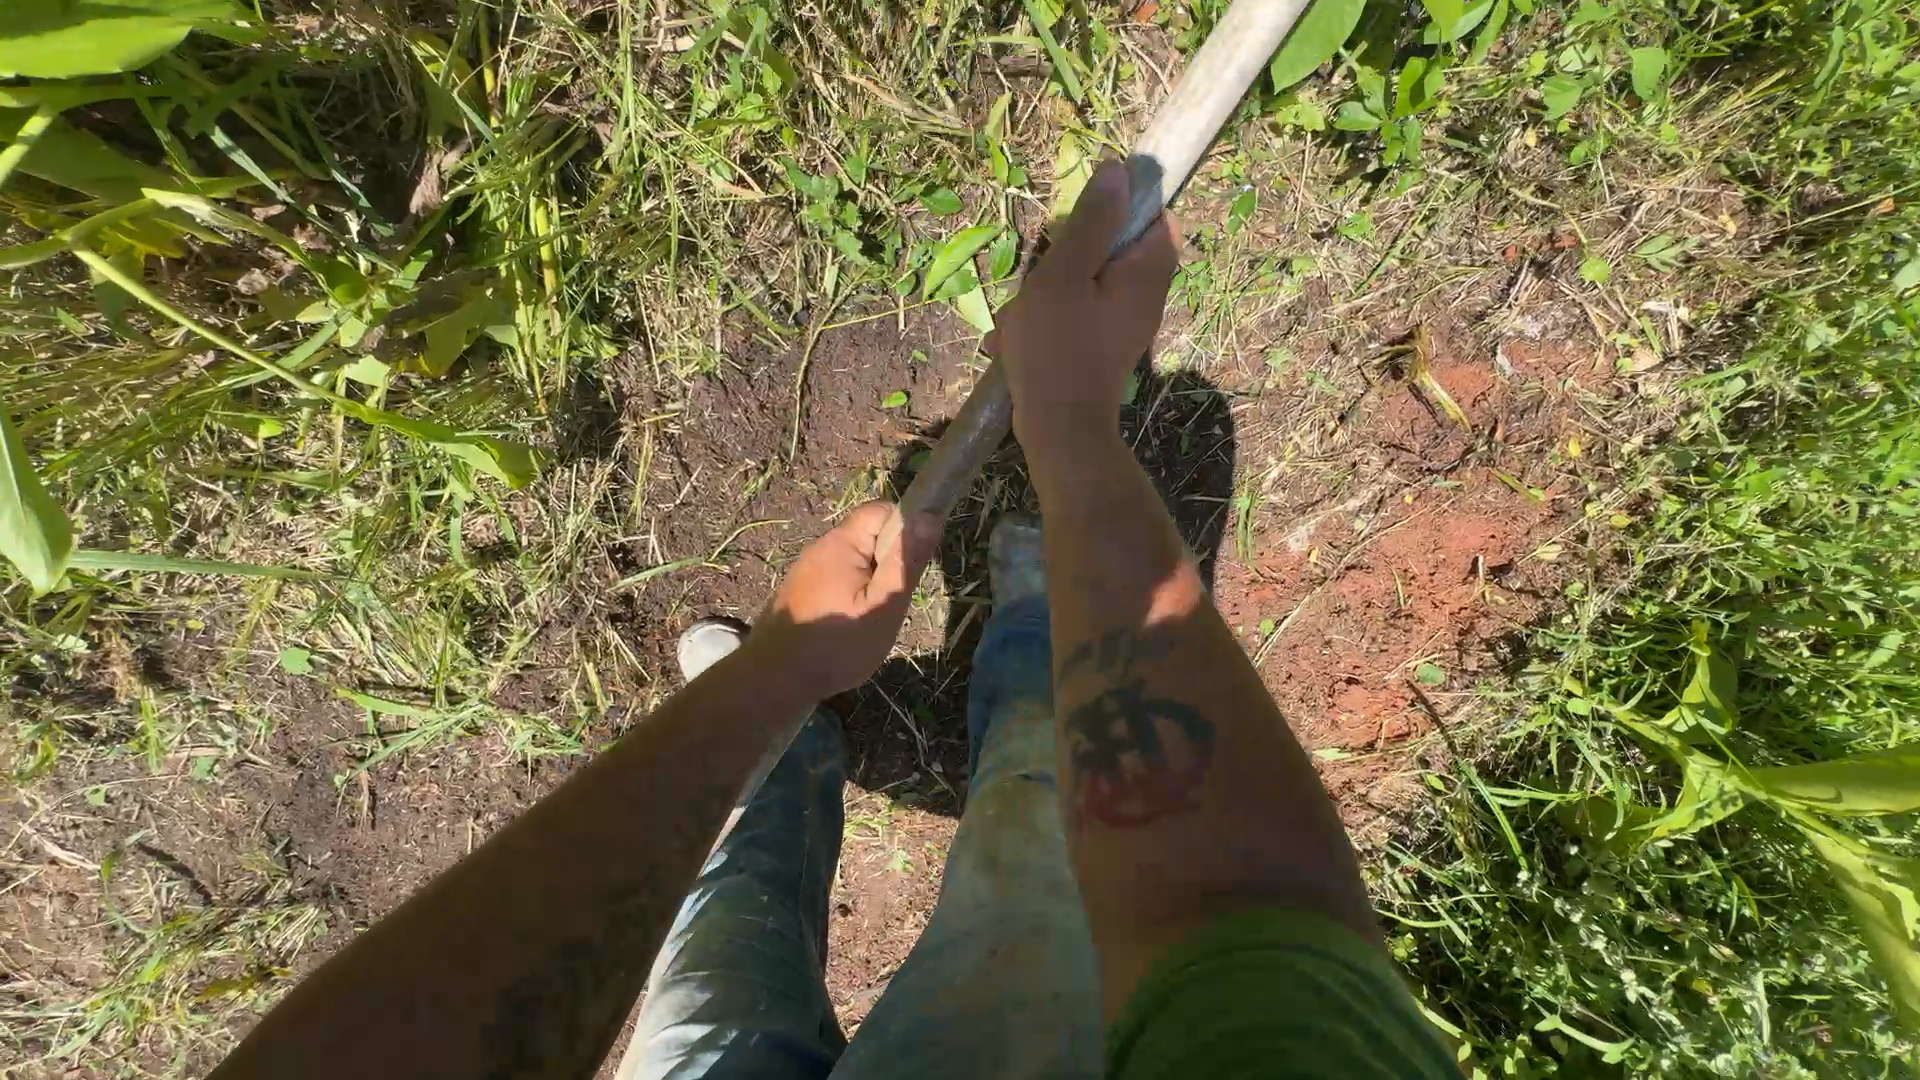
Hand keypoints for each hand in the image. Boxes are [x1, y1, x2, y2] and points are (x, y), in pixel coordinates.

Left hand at [747, 502, 942, 696]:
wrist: (772, 682)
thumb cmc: (836, 646)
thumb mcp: (884, 605)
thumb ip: (906, 561)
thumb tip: (930, 515)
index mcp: (842, 544)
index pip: (882, 511)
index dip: (905, 529)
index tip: (911, 566)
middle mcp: (820, 548)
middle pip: (867, 537)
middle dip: (888, 563)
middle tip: (891, 603)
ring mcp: (806, 571)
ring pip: (853, 563)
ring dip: (869, 584)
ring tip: (870, 621)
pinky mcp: (798, 592)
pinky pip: (835, 581)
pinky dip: (849, 598)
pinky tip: (847, 630)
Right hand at [993, 158, 1180, 459]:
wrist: (1059, 430)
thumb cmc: (1058, 349)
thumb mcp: (1065, 273)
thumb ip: (1091, 222)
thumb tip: (1119, 172)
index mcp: (1147, 272)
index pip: (1155, 215)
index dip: (1119, 207)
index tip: (1078, 220)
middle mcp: (1145, 298)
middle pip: (1113, 250)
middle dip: (1066, 258)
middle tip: (1039, 279)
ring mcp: (1122, 327)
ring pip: (1084, 286)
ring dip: (1045, 295)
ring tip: (1018, 321)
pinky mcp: (1100, 351)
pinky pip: (1074, 319)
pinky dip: (1046, 324)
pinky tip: (1014, 343)